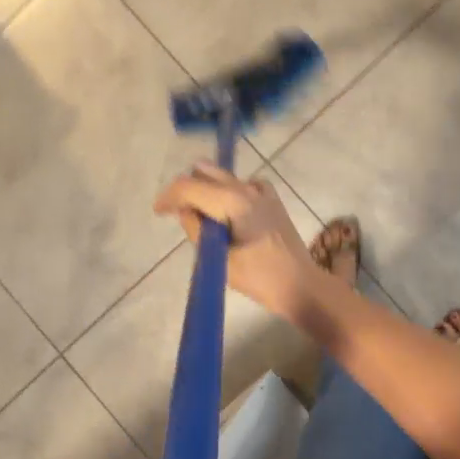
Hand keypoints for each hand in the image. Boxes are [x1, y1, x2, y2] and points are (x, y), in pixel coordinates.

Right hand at [153, 164, 315, 315]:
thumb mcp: (220, 260)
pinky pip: (241, 185)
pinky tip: (227, 215)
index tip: (158, 211)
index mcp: (233, 201)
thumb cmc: (260, 278)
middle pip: (204, 174)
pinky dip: (227, 193)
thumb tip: (185, 211)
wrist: (301, 284)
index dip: (169, 196)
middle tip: (175, 213)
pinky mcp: (272, 198)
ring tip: (200, 218)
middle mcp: (248, 187)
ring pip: (222, 177)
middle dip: (186, 190)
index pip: (190, 186)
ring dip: (206, 190)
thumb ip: (198, 230)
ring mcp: (262, 190)